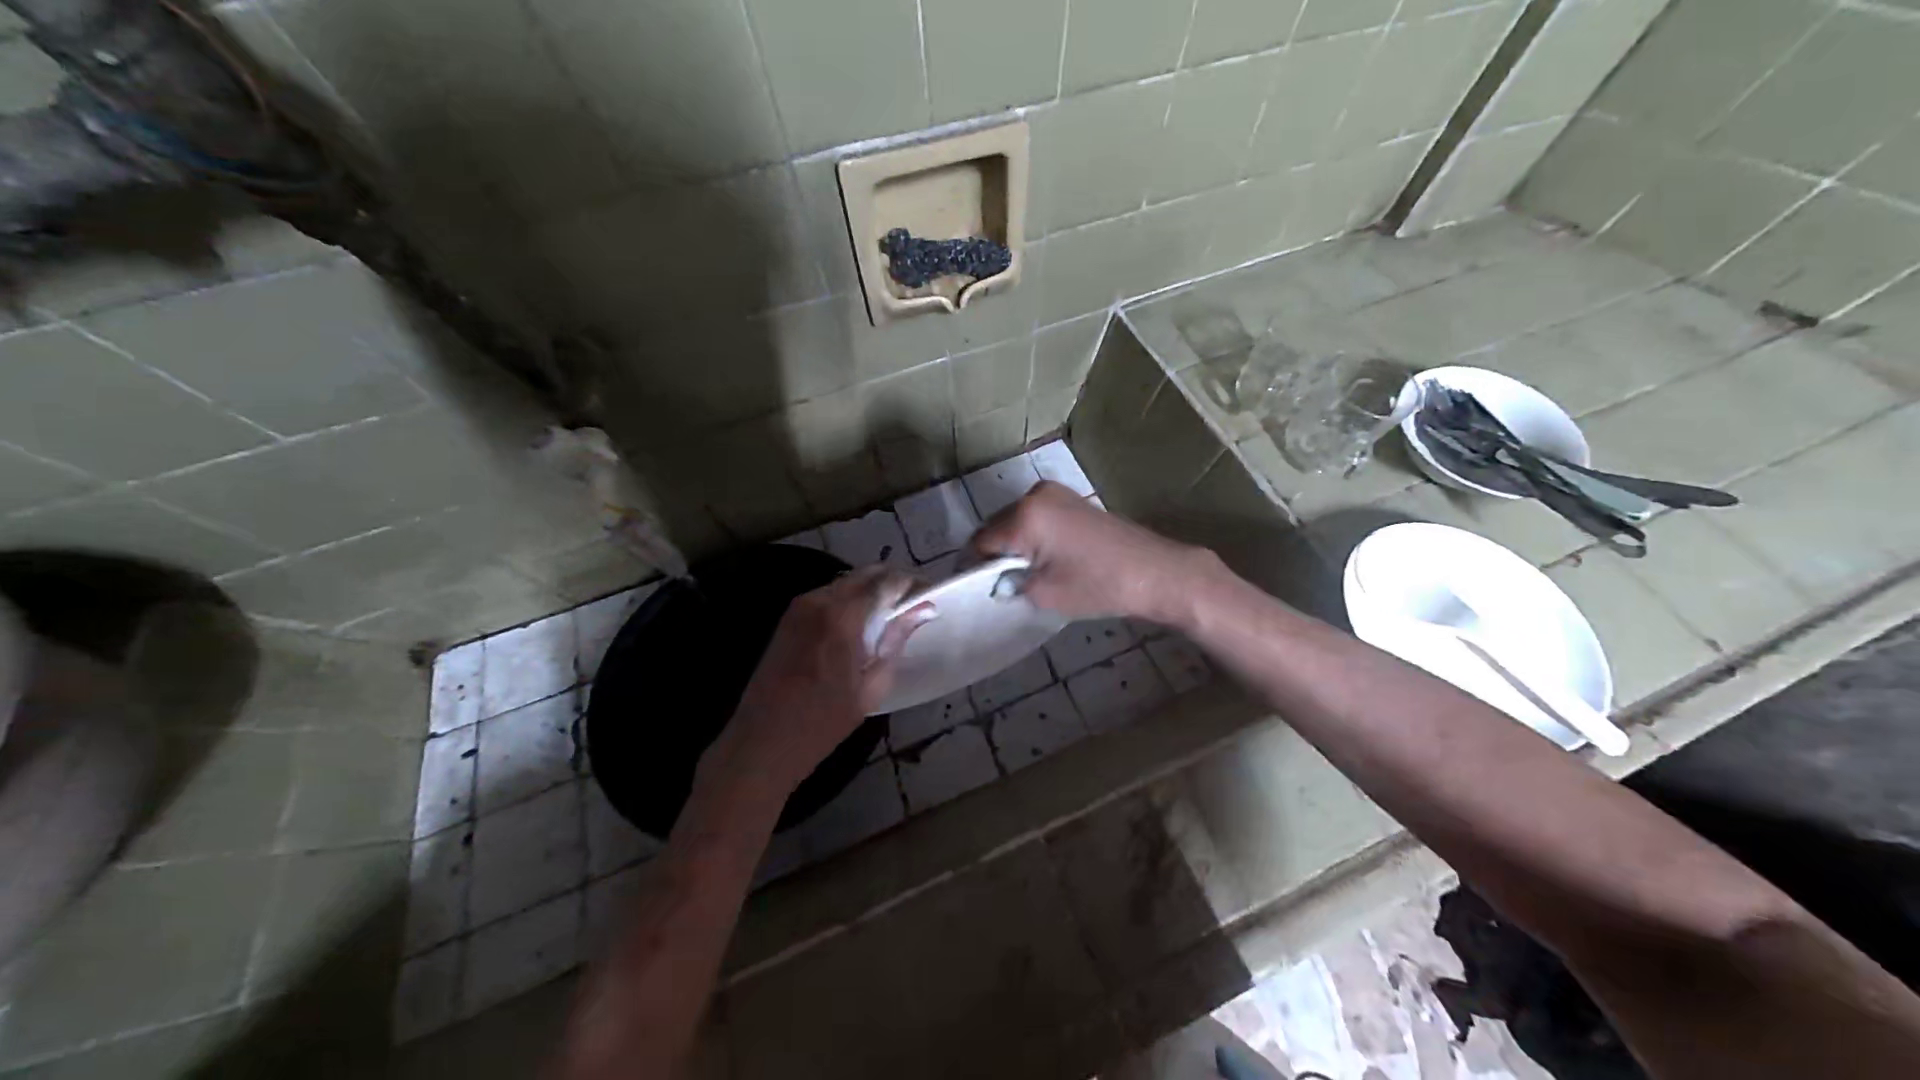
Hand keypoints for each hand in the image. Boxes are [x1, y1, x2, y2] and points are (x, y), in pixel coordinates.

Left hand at [717, 566, 932, 792]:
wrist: (763, 740)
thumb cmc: (823, 723)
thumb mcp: (871, 687)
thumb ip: (896, 641)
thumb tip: (924, 610)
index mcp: (842, 618)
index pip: (886, 582)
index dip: (912, 584)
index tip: (931, 594)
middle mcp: (819, 600)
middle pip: (865, 574)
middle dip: (893, 582)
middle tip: (915, 602)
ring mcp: (800, 606)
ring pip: (846, 582)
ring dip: (871, 590)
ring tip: (892, 613)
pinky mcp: (789, 616)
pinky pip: (828, 595)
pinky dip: (850, 600)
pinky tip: (862, 623)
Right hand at [970, 481, 1217, 623]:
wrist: (1156, 573)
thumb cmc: (1097, 585)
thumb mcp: (1044, 593)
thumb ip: (1009, 584)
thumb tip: (997, 580)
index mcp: (1024, 515)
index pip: (981, 541)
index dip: (975, 567)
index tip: (979, 590)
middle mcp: (1035, 495)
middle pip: (997, 527)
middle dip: (996, 555)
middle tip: (1004, 586)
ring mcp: (1056, 494)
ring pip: (1017, 523)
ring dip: (1015, 546)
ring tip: (1028, 576)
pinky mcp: (1072, 501)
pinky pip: (1037, 519)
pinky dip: (1034, 538)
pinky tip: (1047, 561)